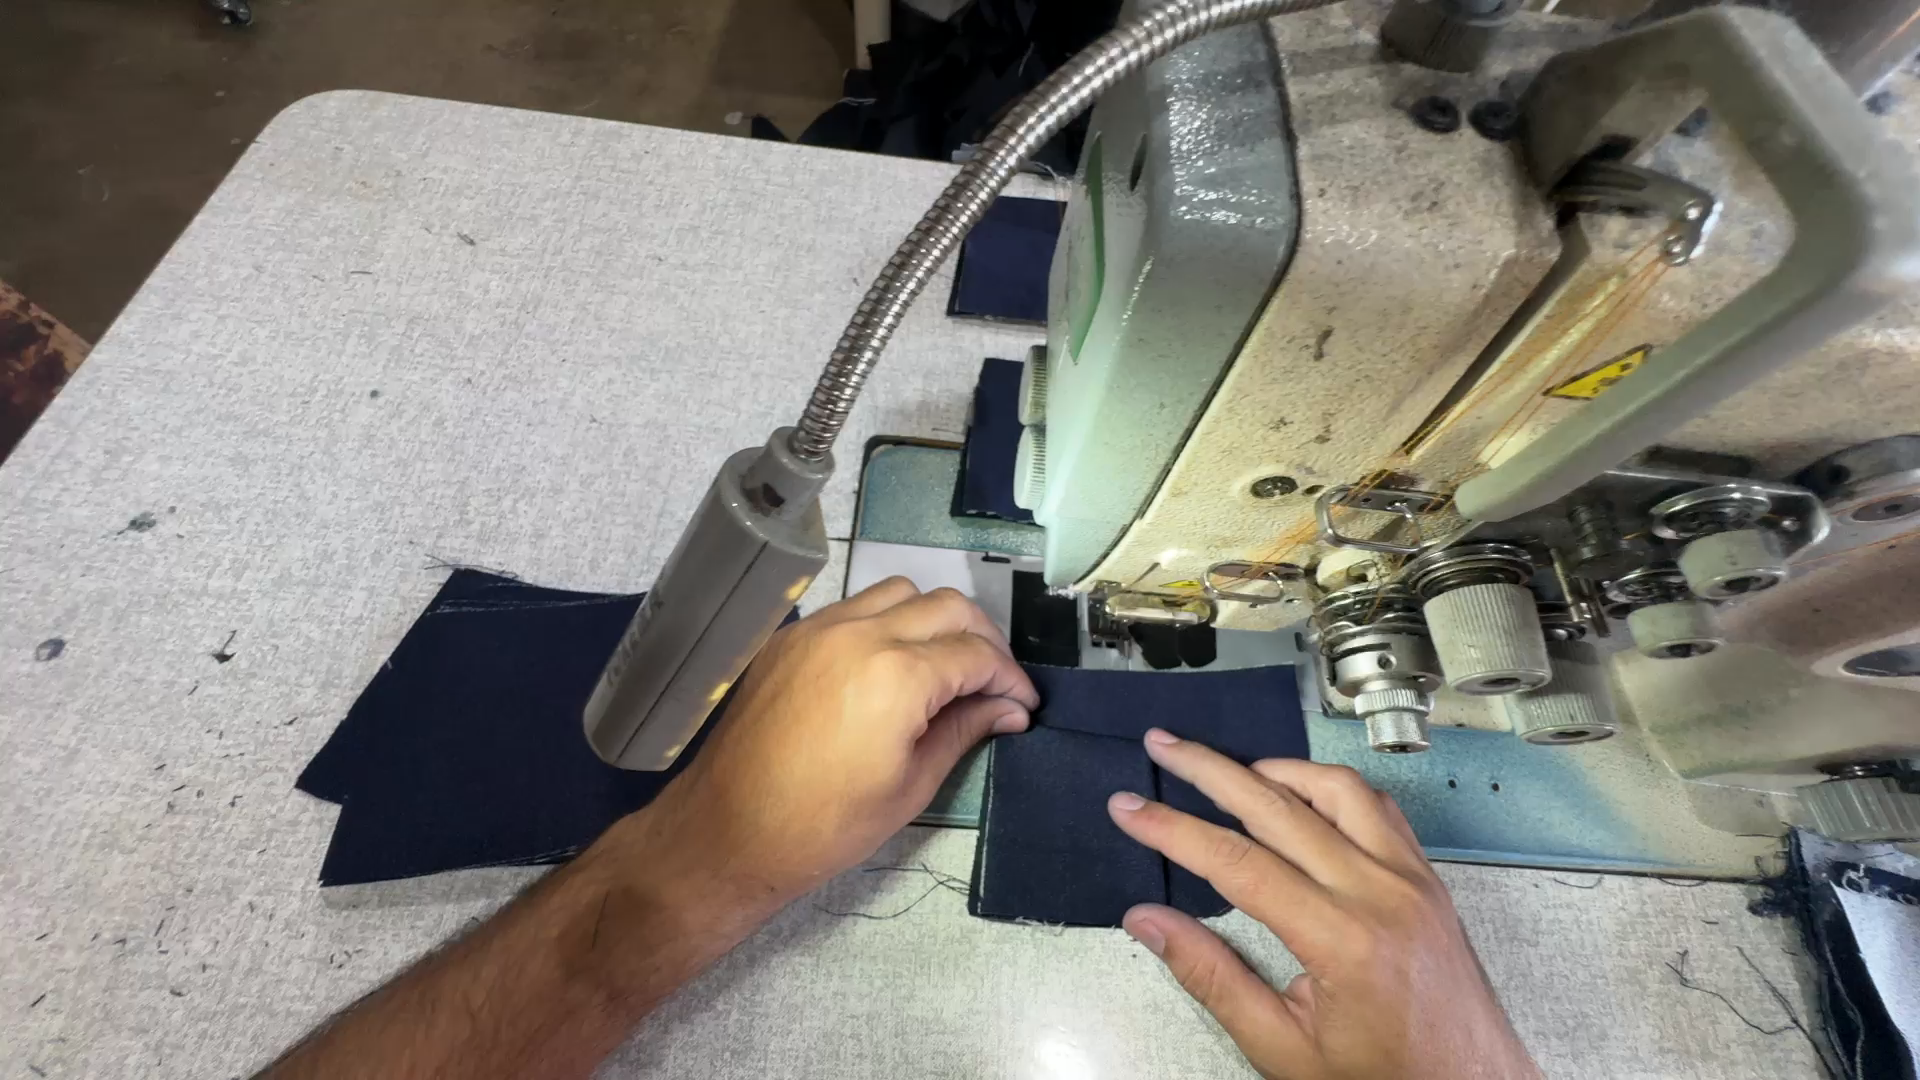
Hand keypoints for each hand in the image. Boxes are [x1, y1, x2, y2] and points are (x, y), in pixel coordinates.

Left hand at [629, 577, 1037, 911]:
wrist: (726, 831)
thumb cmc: (825, 826)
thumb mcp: (911, 785)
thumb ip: (965, 730)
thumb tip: (1011, 709)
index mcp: (896, 676)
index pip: (976, 654)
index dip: (1010, 677)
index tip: (1023, 703)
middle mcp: (860, 632)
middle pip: (948, 606)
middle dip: (983, 639)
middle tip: (993, 681)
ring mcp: (821, 627)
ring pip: (901, 591)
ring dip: (935, 618)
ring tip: (944, 663)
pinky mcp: (793, 634)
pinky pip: (856, 605)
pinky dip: (889, 620)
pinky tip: (891, 662)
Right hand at [1107, 731, 1538, 1079]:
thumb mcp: (1285, 1051)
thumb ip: (1210, 977)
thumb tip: (1143, 918)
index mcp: (1343, 941)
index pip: (1237, 862)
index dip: (1172, 828)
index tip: (1126, 808)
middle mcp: (1381, 892)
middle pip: (1276, 803)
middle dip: (1207, 768)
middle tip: (1161, 744)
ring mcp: (1411, 877)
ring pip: (1332, 787)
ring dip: (1271, 769)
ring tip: (1226, 770)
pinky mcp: (1428, 876)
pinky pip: (1375, 805)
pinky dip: (1325, 785)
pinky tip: (1297, 792)